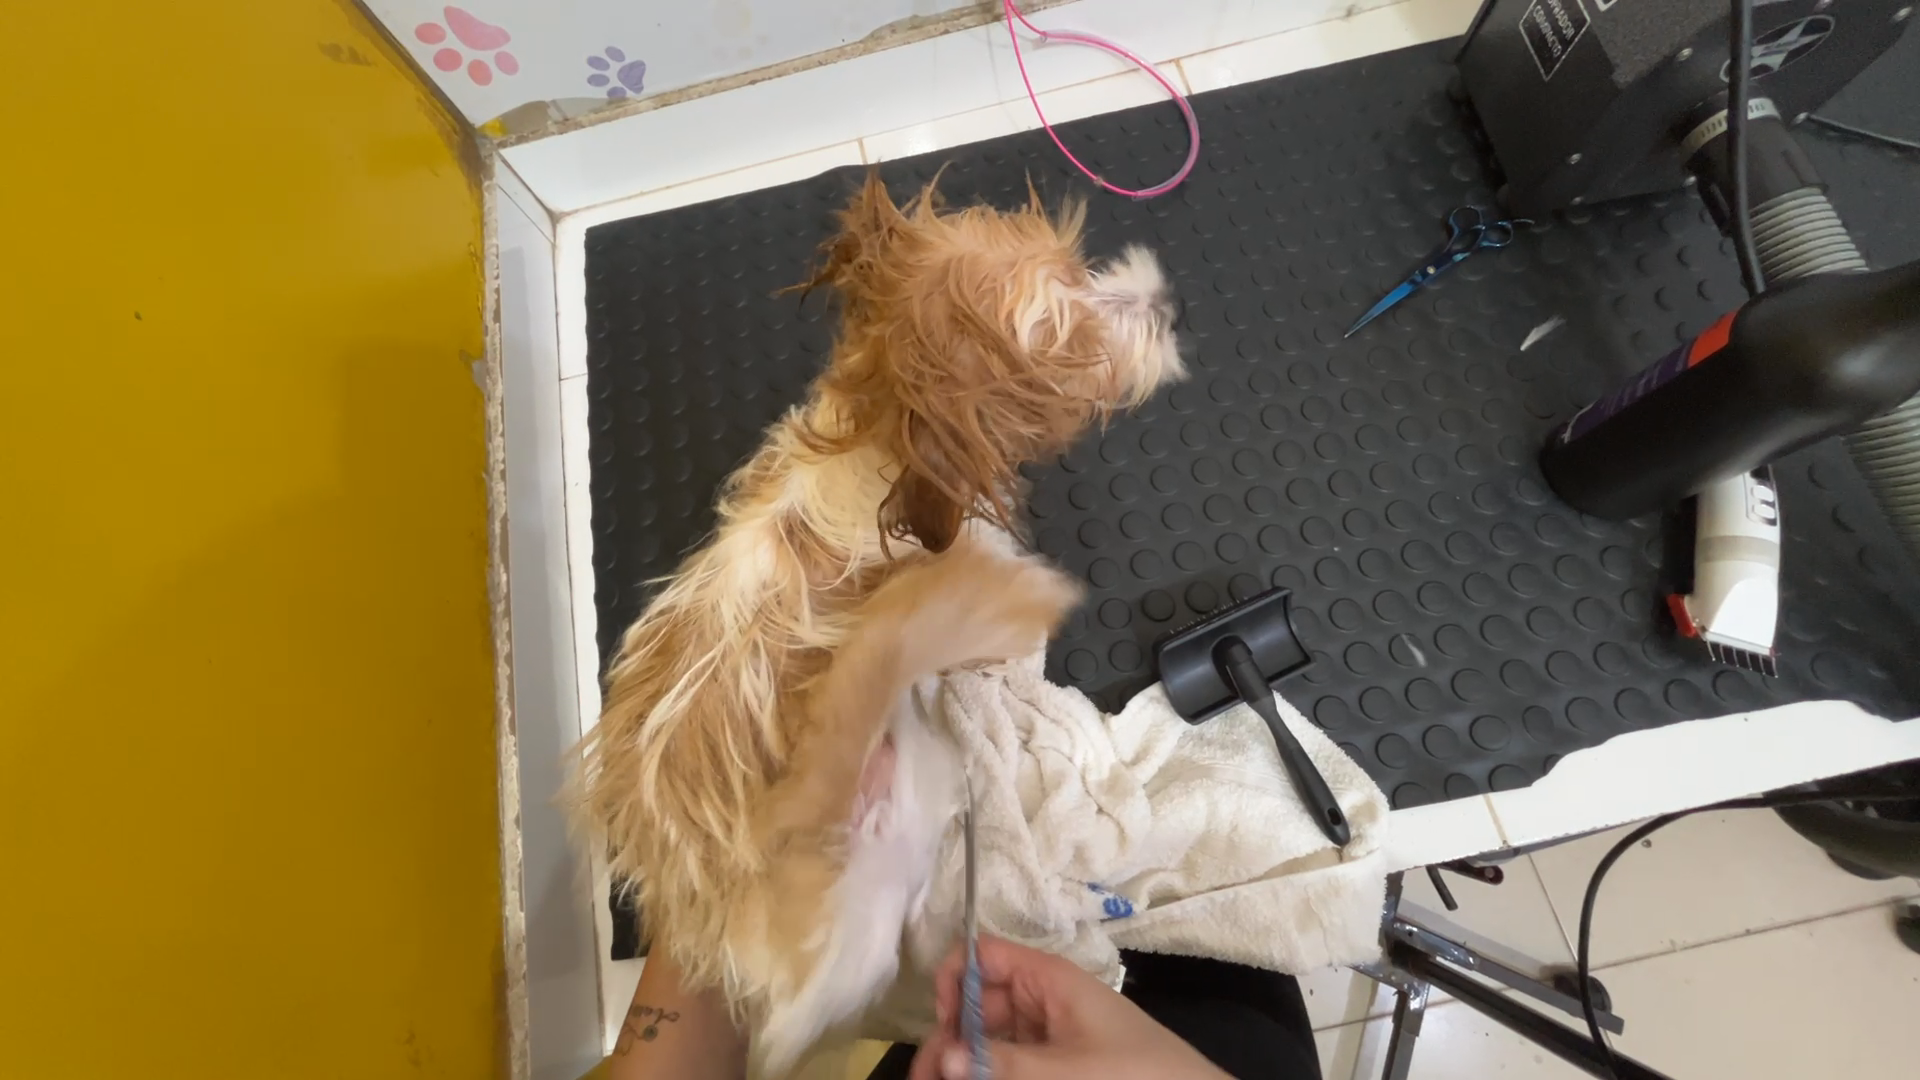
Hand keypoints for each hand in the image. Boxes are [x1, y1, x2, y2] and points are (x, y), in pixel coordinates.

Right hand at [908, 936, 1229, 1079]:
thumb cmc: (1133, 1073)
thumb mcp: (1066, 1069)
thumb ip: (1002, 1064)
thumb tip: (940, 1054)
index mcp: (1044, 976)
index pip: (982, 954)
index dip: (953, 977)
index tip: (941, 1022)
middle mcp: (1039, 997)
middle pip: (976, 1003)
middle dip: (948, 1037)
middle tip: (925, 1078)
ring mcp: (1045, 1034)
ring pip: (987, 1039)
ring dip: (963, 1061)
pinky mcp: (1052, 1064)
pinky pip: (1008, 1062)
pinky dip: (987, 1072)